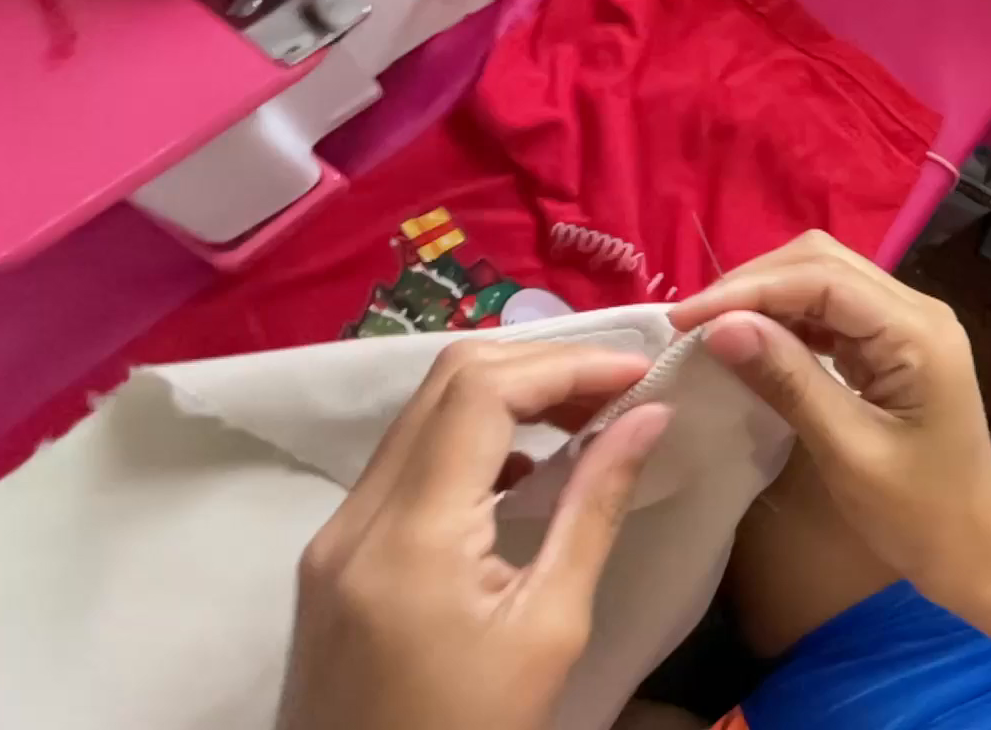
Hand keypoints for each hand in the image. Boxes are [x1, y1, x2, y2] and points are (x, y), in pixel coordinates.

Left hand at [278, 341, 672, 729]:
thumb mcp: (552, 625)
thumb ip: (596, 504)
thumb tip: (651, 415)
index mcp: (410, 538)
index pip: (482, 392)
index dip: (569, 365)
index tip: (639, 374)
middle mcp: (356, 517)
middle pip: (451, 381)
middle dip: (547, 366)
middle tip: (621, 387)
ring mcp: (338, 532)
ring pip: (430, 408)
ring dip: (517, 391)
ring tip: (592, 413)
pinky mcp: (341, 549)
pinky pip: (417, 452)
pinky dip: (483, 430)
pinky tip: (534, 464)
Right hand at [669, 231, 990, 605]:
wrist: (971, 549)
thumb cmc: (917, 513)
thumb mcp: (847, 450)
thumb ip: (788, 380)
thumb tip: (719, 327)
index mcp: (918, 330)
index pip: (824, 279)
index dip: (749, 289)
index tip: (682, 318)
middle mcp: (917, 310)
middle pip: (825, 263)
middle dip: (755, 282)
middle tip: (692, 322)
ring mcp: (907, 324)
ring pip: (826, 280)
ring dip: (767, 296)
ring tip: (711, 328)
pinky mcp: (893, 344)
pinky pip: (834, 312)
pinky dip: (789, 319)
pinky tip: (753, 340)